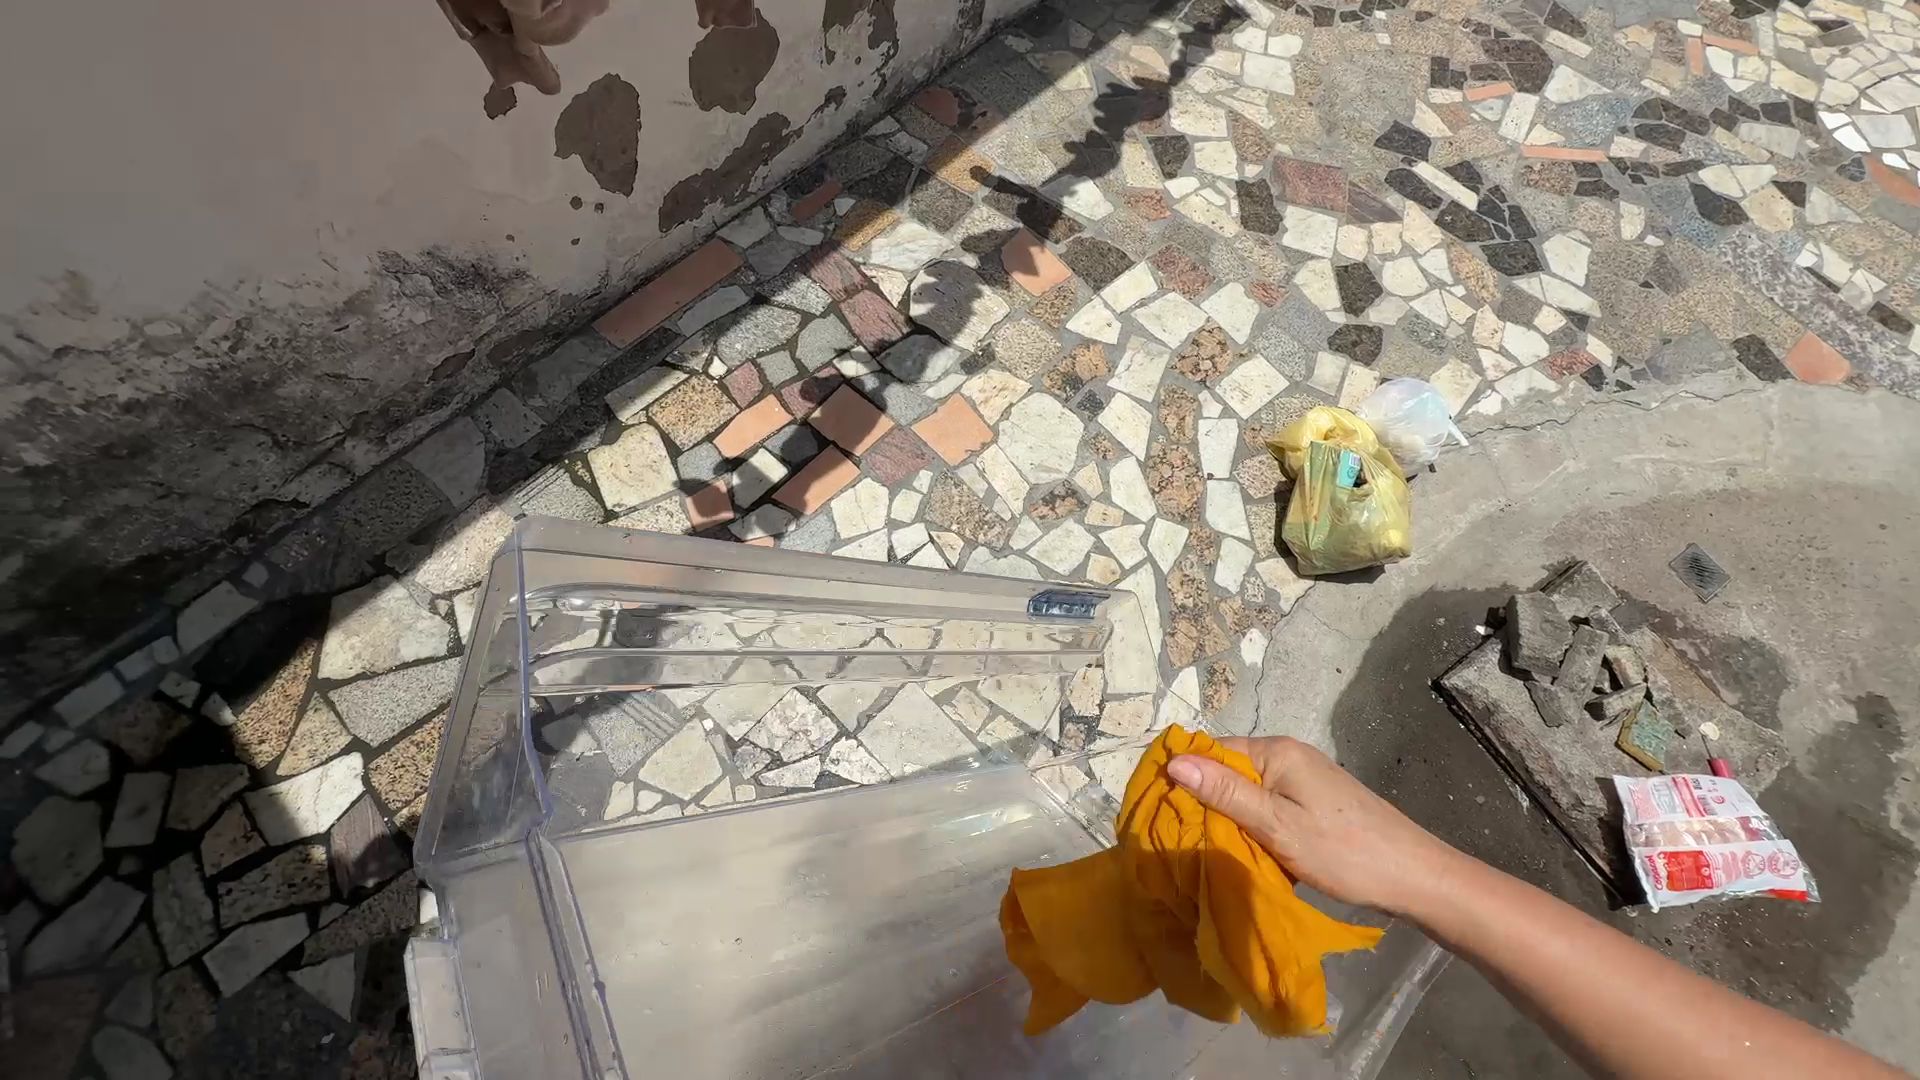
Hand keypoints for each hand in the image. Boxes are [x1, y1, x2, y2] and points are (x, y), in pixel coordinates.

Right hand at [1166, 736, 1460, 916]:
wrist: (1418, 878)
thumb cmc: (1344, 852)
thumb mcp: (1277, 826)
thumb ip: (1225, 793)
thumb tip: (1174, 761)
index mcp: (1276, 751)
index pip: (1212, 752)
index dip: (1187, 778)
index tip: (1166, 811)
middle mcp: (1287, 754)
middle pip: (1228, 769)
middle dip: (1207, 799)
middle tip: (1187, 836)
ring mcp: (1303, 775)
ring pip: (1247, 788)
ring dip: (1231, 814)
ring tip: (1214, 844)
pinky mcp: (1313, 797)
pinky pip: (1267, 801)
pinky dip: (1254, 821)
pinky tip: (1249, 846)